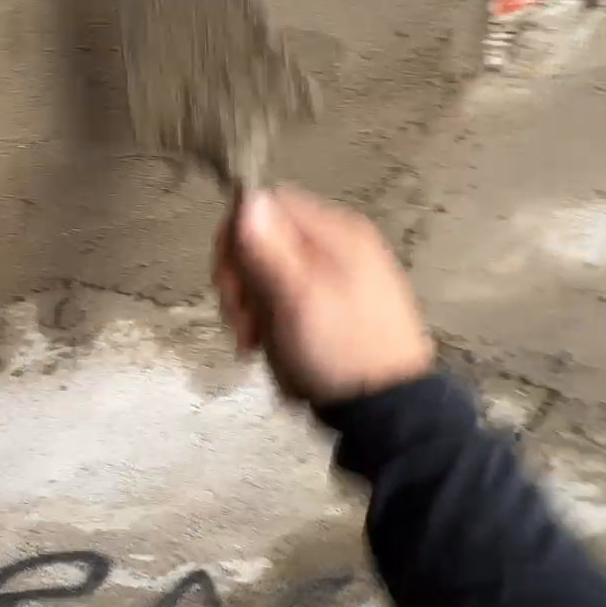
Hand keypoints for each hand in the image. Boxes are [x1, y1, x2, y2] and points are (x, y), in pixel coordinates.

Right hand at [214, 185, 434, 404]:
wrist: (376, 406)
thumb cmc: (344, 351)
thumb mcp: (300, 296)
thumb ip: (270, 247)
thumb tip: (248, 200)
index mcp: (337, 235)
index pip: (265, 204)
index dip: (236, 234)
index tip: (229, 271)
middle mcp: (328, 248)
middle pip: (253, 237)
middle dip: (236, 274)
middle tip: (239, 307)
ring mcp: (317, 275)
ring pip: (252, 267)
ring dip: (241, 300)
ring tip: (253, 329)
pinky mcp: (306, 301)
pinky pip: (262, 291)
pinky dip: (252, 314)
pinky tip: (259, 335)